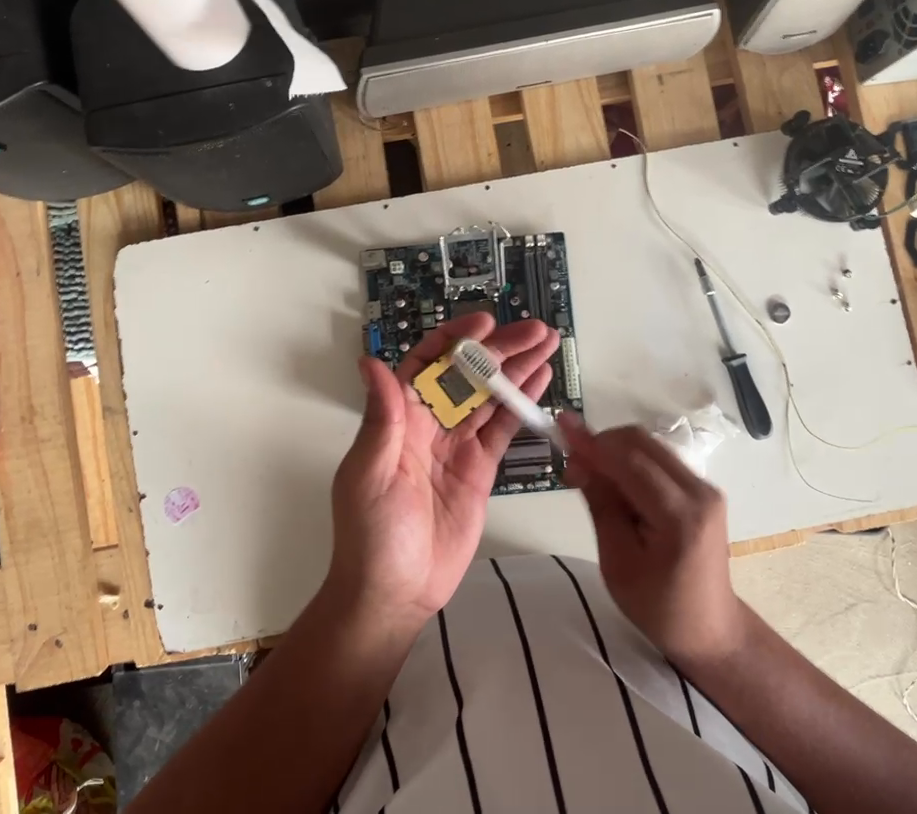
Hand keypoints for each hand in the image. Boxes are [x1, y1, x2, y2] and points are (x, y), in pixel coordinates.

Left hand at [328, 313, 559, 633]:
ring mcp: (456, 447)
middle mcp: (427, 425)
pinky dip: (521, 406)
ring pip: (489, 398)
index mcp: (398, 419)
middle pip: (466, 376)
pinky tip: (539, 382)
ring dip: (516, 370)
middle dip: (499, 351)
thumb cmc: (372, 535)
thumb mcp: (369, 474)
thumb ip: (381, 419)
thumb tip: (370, 362)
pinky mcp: (479, 470)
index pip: (427, 366)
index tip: (485, 322)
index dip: (455, 340)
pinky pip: (501, 430)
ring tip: (547, 343)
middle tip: (535, 330)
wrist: (395, 593)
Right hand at [562, 417, 747, 668]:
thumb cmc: (659, 607)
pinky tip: (614, 487)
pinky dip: (631, 463)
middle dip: (601, 444)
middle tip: (571, 467)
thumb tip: (579, 462)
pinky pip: (659, 460)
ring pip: (650, 447)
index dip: (592, 442)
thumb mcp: (618, 563)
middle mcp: (699, 491)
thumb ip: (601, 506)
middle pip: (642, 443)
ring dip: (615, 453)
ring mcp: (705, 488)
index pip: (630, 462)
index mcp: (680, 516)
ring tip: (589, 480)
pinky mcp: (702, 490)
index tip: (560, 424)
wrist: (709, 629)